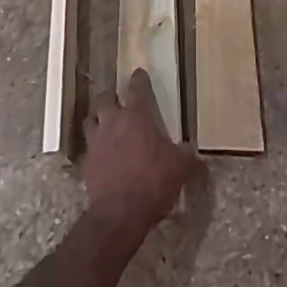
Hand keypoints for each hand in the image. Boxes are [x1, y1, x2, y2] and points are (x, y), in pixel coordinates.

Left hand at [82, 69, 201, 235]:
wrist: (120, 212)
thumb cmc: (153, 181)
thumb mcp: (180, 169)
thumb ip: (188, 159)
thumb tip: (199, 161)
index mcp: (137, 116)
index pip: (137, 89)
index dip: (139, 80)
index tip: (139, 73)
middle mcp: (113, 122)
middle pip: (105, 99)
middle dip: (110, 97)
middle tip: (117, 101)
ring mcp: (96, 142)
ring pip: (91, 119)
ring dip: (97, 119)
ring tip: (104, 123)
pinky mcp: (87, 163)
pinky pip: (88, 147)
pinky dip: (94, 147)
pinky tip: (102, 155)